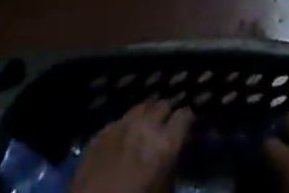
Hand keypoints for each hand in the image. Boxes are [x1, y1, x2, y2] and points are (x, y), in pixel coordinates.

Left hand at [70, 98, 193, 192]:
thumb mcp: (165, 190)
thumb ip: (172, 164)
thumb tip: (175, 150)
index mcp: (165, 143)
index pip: (185, 115)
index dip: (187, 121)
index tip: (186, 128)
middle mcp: (144, 126)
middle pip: (163, 105)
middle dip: (167, 115)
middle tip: (166, 129)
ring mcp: (121, 125)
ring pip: (141, 106)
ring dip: (147, 115)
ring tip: (146, 128)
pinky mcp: (102, 131)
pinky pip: (120, 119)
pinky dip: (127, 125)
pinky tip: (125, 138)